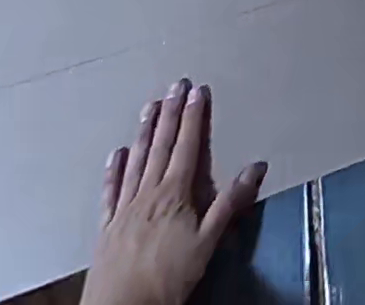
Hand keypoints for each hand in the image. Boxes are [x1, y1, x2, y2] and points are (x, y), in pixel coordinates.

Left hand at [80, 79, 266, 304]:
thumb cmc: (168, 279)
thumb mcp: (207, 244)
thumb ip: (230, 203)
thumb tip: (257, 166)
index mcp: (175, 193)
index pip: (188, 146)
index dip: (194, 117)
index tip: (197, 90)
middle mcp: (149, 193)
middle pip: (161, 146)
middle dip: (171, 113)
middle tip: (175, 85)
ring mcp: (125, 208)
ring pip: (137, 161)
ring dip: (145, 132)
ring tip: (149, 106)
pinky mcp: (107, 227)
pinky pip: (111, 191)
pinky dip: (114, 170)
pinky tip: (116, 154)